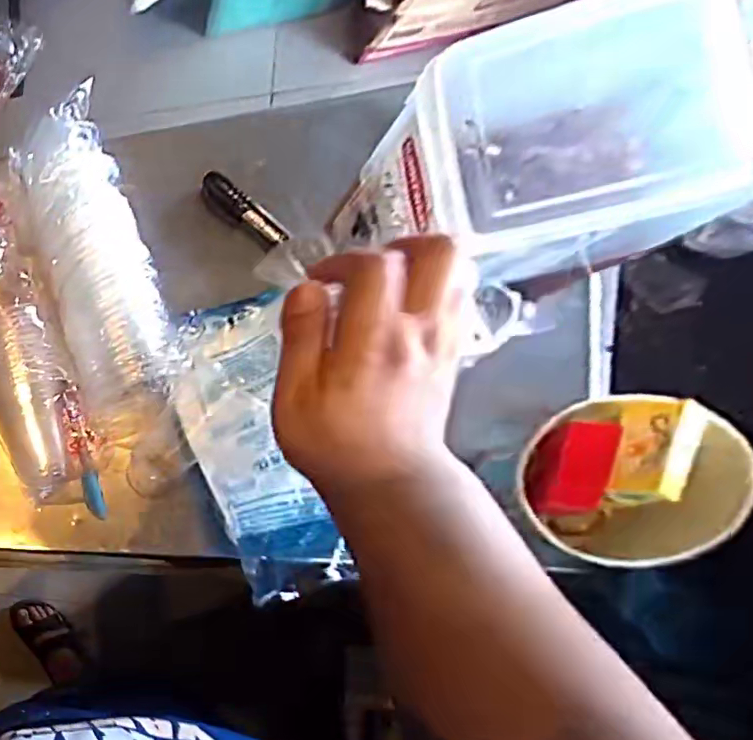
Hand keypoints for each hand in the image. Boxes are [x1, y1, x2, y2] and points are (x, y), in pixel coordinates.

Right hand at [272, 236, 470, 505]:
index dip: (341, 261)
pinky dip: (435, 290)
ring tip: (388, 285)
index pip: (372, 266)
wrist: (388, 482)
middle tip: (367, 267)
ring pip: (457, 271)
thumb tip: (306, 290)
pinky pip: (459, 299)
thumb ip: (299, 337)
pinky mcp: (452, 355)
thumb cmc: (331, 444)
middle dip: (400, 244)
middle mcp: (418, 330)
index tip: (319, 281)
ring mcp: (443, 341)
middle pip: (438, 250)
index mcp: (373, 339)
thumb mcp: (293, 397)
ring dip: (422, 264)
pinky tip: (404, 312)